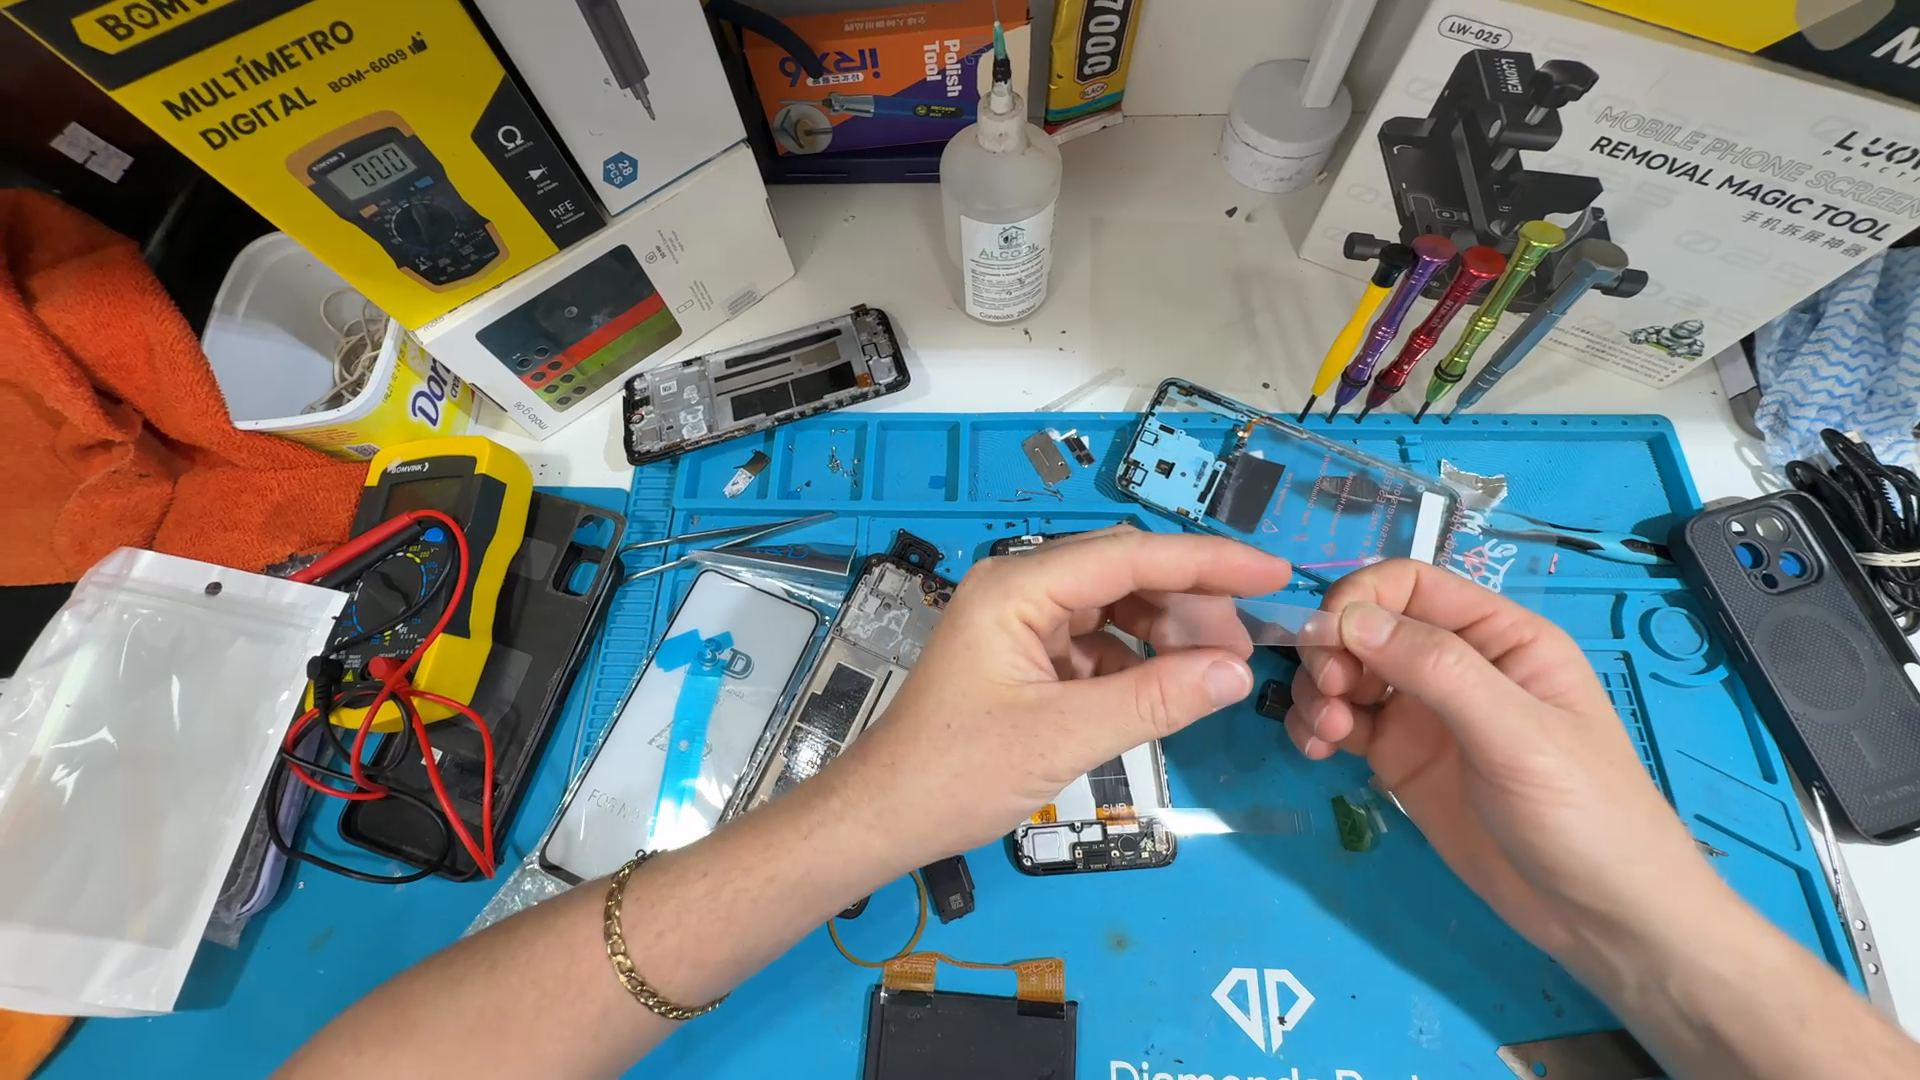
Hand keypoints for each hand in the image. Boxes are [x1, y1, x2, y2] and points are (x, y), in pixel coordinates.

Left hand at [836, 526, 1290, 867]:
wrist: (888, 813)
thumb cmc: (960, 772)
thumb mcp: (1065, 736)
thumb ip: (1155, 700)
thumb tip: (1238, 672)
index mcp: (1017, 587)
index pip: (1128, 555)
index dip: (1207, 562)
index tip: (1273, 571)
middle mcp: (1018, 587)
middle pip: (1122, 573)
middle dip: (1188, 601)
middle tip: (1246, 643)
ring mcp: (1019, 619)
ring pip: (1112, 606)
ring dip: (1164, 631)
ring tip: (1212, 669)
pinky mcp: (1023, 652)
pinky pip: (1093, 640)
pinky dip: (1133, 659)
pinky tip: (1163, 686)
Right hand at [1284, 560, 1716, 966]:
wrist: (1601, 923)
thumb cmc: (1585, 814)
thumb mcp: (1517, 733)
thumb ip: (1434, 667)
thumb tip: (1346, 618)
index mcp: (1496, 637)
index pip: (1407, 584)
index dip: (1357, 600)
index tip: (1324, 641)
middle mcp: (1451, 663)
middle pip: (1361, 625)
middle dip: (1330, 652)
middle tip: (1327, 695)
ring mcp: (1419, 710)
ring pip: (1341, 671)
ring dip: (1315, 692)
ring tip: (1323, 734)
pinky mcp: (1395, 753)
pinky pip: (1337, 719)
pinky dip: (1313, 725)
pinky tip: (1315, 750)